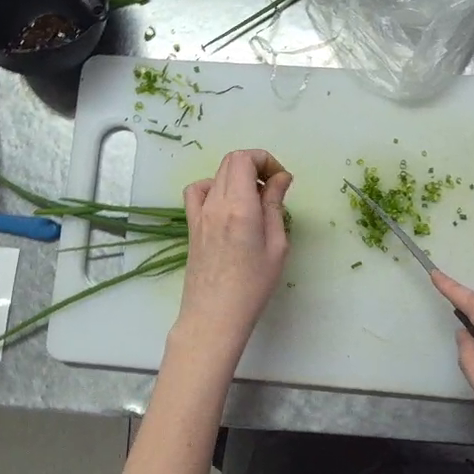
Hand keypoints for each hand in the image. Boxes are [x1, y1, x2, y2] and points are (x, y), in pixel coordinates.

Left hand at [174, 149, 293, 349]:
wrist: (214, 315)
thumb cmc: (253, 287)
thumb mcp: (276, 246)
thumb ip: (275, 207)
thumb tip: (280, 178)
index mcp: (239, 206)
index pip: (245, 158)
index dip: (266, 160)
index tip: (281, 180)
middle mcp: (215, 203)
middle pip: (230, 161)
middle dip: (255, 166)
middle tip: (273, 189)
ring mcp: (199, 213)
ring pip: (216, 175)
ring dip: (238, 177)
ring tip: (254, 201)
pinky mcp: (191, 225)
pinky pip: (198, 191)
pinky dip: (214, 187)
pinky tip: (227, 207)